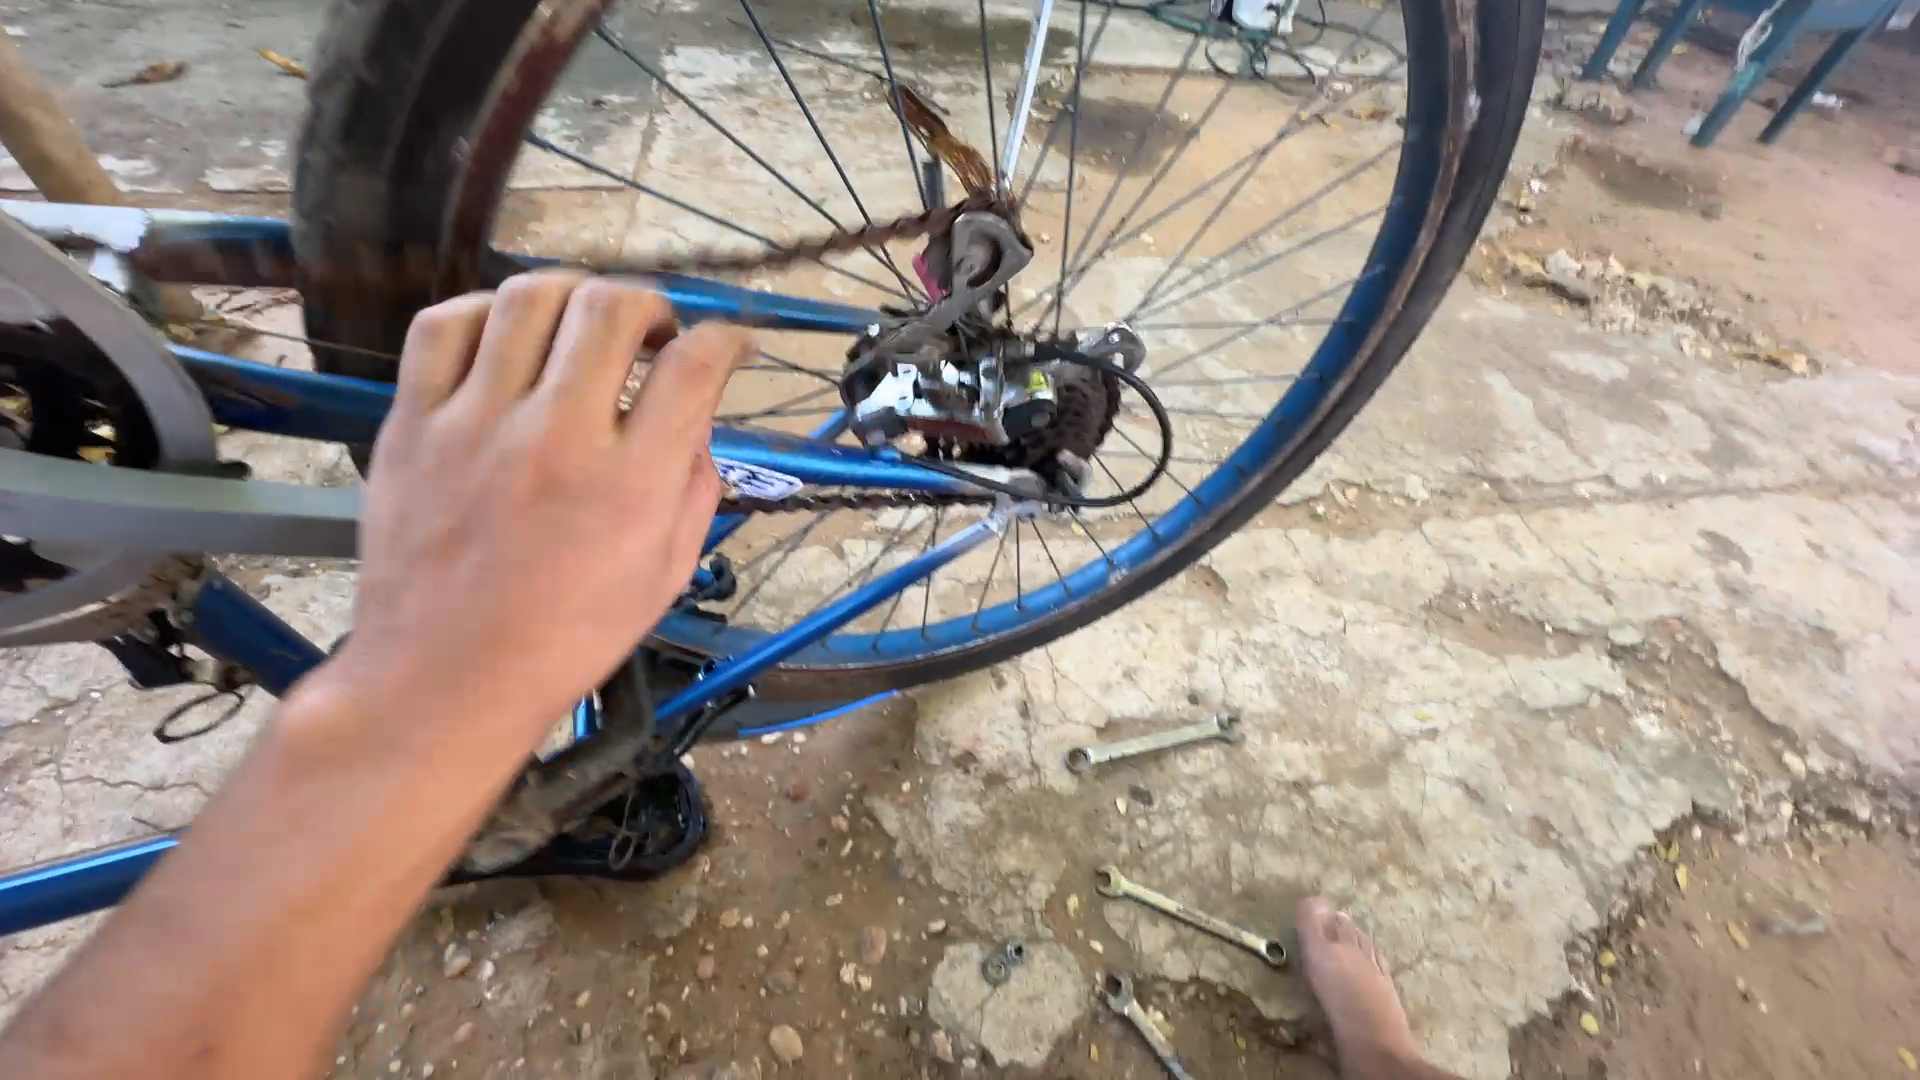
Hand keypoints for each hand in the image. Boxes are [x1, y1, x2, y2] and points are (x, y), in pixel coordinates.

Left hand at [329, 271, 749, 741]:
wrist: (449, 676)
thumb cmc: (574, 633)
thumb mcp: (670, 572)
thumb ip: (695, 487)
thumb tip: (692, 423)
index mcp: (631, 483)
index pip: (693, 369)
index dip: (726, 340)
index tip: (732, 344)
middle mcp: (557, 436)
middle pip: (612, 310)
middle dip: (652, 305)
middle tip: (658, 334)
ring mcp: (475, 422)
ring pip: (529, 298)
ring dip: (577, 295)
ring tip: (588, 324)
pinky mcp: (412, 422)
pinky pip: (445, 325)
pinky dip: (489, 310)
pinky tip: (512, 336)